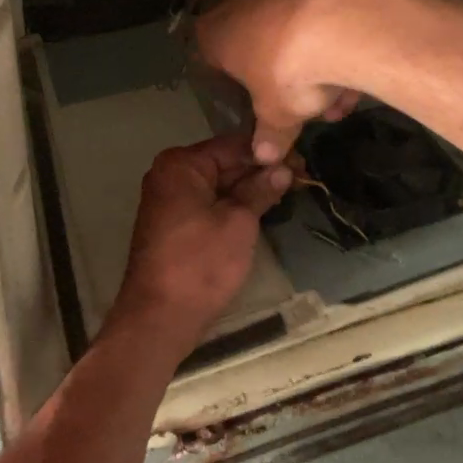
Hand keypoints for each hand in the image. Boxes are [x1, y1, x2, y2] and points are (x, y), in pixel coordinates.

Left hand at [108, 136, 291, 351]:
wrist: (160, 317)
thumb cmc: (200, 264)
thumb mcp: (238, 223)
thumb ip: (260, 190)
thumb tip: (283, 169)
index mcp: (181, 164)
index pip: (233, 145)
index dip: (269, 152)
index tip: (302, 158)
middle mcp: (170, 174)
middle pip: (224, 163)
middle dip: (260, 170)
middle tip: (302, 175)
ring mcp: (169, 199)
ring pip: (218, 185)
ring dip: (250, 188)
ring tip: (290, 189)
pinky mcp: (174, 223)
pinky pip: (208, 203)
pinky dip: (233, 205)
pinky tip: (262, 207)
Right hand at [192, 0, 383, 163]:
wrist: (344, 18)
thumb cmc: (289, 70)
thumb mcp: (278, 115)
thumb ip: (270, 135)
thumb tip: (265, 157)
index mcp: (215, 32)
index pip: (210, 56)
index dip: (233, 82)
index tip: (255, 101)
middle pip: (254, 38)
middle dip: (278, 70)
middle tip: (301, 99)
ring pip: (293, 27)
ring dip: (314, 61)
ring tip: (340, 97)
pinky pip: (322, 15)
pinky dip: (335, 39)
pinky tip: (358, 68)